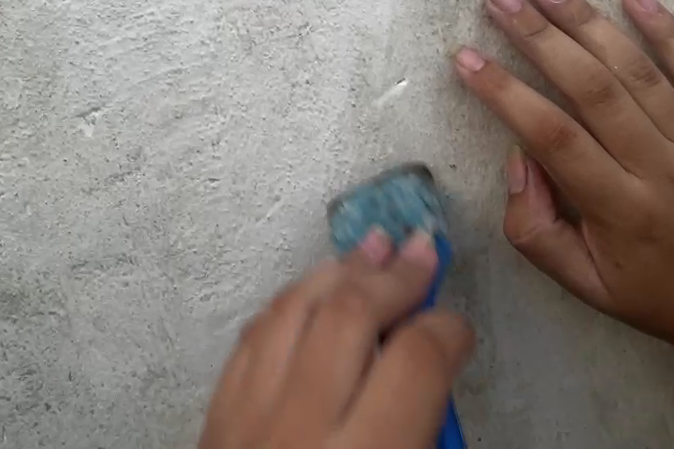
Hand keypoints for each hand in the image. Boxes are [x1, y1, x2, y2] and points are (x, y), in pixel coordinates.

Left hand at [199, 230, 474, 448]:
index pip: (414, 365)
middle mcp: (300, 429)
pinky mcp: (215, 420)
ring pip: (295, 310)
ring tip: (372, 245)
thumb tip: (435, 396)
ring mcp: (247, 419)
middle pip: (349, 317)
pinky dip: (289, 303)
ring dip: (338, 270)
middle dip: (394, 277)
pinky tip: (311, 288)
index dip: (446, 332)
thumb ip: (419, 442)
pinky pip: (254, 337)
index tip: (459, 327)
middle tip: (425, 248)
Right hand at [451, 0, 673, 371]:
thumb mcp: (584, 285)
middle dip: (539, 36)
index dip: (505, 93)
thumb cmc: (658, 295)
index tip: (464, 56)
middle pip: (593, 89)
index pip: (553, 137)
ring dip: (588, 20)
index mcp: (621, 211)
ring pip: (639, 71)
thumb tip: (517, 157)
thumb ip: (533, 227)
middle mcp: (662, 170)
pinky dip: (670, 30)